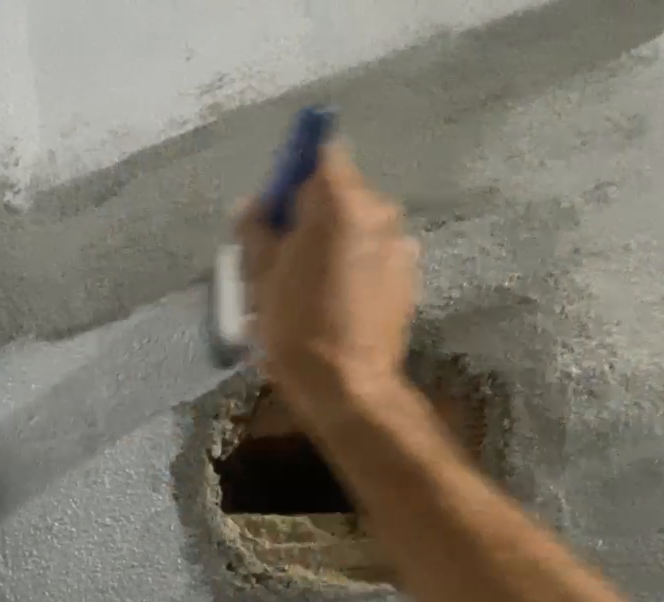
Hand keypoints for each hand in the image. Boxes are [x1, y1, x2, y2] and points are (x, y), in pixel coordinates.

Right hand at [234, 141, 422, 418]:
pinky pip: (373, 256)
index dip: (294, 175)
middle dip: (310, 216)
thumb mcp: (259, 278)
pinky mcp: (409, 276)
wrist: (347, 387)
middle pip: (338, 193)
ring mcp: (400, 244)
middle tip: (282, 260)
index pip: (320, 153)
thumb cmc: (295, 329)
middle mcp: (379, 211)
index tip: (277, 209)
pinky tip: (335, 306)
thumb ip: (255, 230)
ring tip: (308, 291)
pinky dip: (354, 268)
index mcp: (339, 203)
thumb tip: (254, 205)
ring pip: (356, 227)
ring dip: (332, 245)